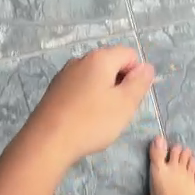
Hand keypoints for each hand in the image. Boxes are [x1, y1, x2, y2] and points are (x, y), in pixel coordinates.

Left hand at [18, 45, 156, 167]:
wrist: (48, 140)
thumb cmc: (91, 121)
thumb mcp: (124, 104)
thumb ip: (139, 83)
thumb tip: (147, 67)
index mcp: (99, 58)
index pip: (129, 54)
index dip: (136, 74)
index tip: (131, 98)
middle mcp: (81, 59)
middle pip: (111, 63)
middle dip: (120, 84)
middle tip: (118, 110)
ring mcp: (66, 73)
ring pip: (95, 77)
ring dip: (104, 93)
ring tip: (101, 118)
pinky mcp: (56, 88)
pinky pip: (80, 87)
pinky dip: (88, 98)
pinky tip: (84, 119)